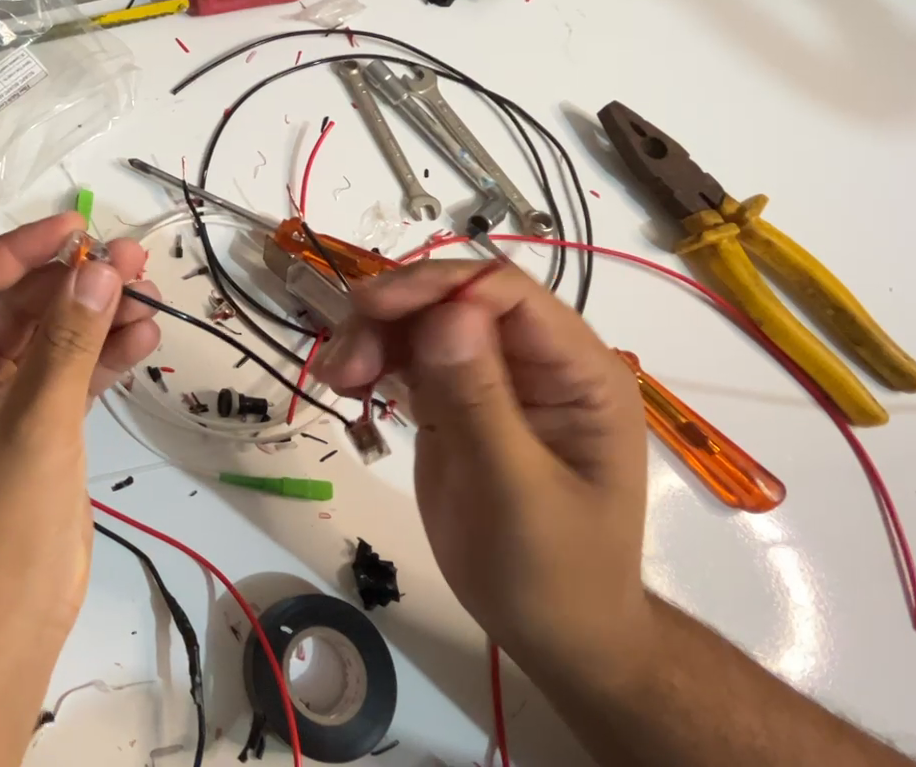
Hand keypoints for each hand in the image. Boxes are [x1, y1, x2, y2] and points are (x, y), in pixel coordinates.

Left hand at [0, 213, 160, 674]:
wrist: (2, 627)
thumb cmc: (0, 524)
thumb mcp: (36, 421)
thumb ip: (69, 341)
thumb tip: (100, 268)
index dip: (22, 246)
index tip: (78, 228)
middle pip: (16, 304)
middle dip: (72, 281)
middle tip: (132, 260)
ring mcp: (0, 402)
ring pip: (49, 337)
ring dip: (96, 316)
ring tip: (151, 293)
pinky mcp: (35, 428)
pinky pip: (68, 375)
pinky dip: (102, 357)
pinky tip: (144, 338)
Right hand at [313, 259, 648, 678]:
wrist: (548, 629)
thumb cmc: (553, 572)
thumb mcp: (517, 492)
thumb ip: (480, 401)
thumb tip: (446, 315)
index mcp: (578, 372)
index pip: (506, 295)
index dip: (437, 287)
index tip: (369, 307)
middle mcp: (536, 362)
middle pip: (454, 301)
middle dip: (393, 317)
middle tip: (343, 366)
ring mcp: (493, 379)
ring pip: (422, 324)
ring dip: (372, 338)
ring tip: (338, 380)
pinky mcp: (454, 401)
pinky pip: (408, 358)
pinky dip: (372, 361)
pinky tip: (348, 385)